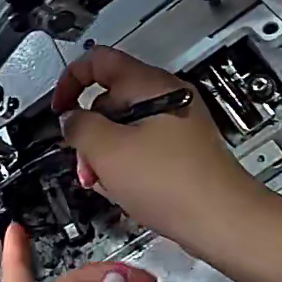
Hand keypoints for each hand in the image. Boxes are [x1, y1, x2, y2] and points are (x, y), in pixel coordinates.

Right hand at [50, 45, 262, 240]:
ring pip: (124, 127)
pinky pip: (142, 148)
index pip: (99, 61)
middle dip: (89, 131)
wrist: (221, 221)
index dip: (71, 81)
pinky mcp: (181, 151)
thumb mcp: (108, 150)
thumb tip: (70, 120)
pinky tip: (124, 190)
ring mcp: (177, 124)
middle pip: (110, 99)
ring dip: (105, 153)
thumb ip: (79, 126)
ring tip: (105, 182)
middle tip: (85, 160)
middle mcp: (167, 97)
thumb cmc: (174, 183)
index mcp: (150, 84)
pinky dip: (126, 165)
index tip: (60, 108)